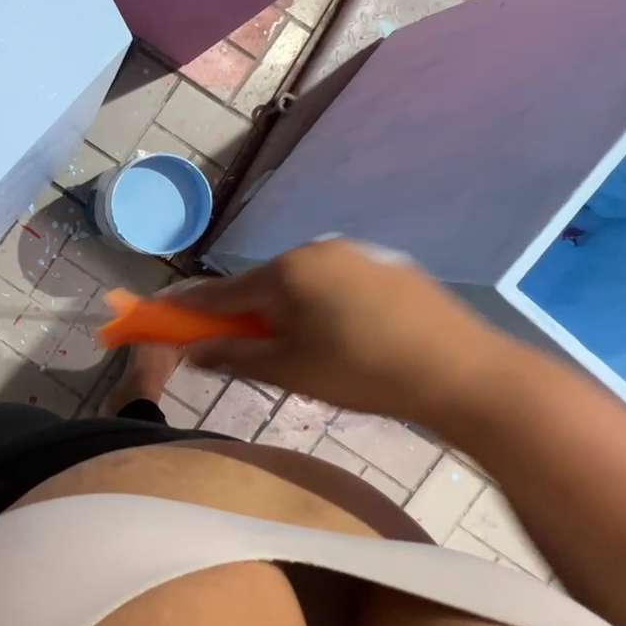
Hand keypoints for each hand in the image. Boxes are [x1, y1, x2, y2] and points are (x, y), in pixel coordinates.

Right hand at [166, 238, 523, 426]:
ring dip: (286, 311)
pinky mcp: (389, 266)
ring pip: (300, 284)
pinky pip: (335, 284)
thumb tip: (191, 350)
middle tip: (246, 350)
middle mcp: (316, 250)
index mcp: (285, 271)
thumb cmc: (363, 373)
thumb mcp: (288, 371)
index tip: (156, 313)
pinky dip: (323, 306)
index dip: (185, 308)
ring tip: (305, 351)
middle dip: (245, 315)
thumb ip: (232, 356)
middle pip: (260, 285)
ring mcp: (356, 254)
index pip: (219, 292)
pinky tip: (345, 338)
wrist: (468, 375)